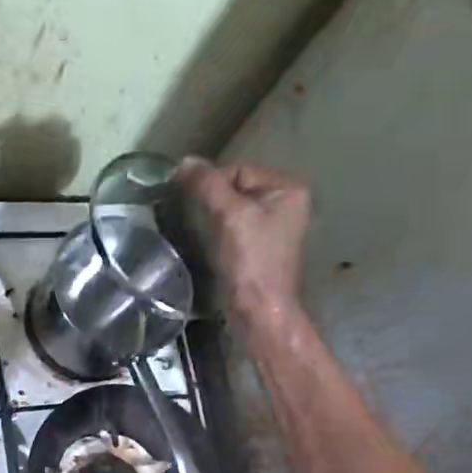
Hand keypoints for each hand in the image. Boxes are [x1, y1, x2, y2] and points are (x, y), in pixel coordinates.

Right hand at [176, 157, 311, 322]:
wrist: (257, 310)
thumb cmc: (249, 260)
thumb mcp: (228, 215)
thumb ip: (207, 184)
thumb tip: (183, 162)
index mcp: (288, 188)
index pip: (237, 170)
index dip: (211, 185)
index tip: (192, 206)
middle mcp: (286, 203)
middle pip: (233, 190)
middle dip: (211, 203)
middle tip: (193, 221)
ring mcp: (274, 228)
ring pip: (231, 211)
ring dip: (211, 220)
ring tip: (199, 236)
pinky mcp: (259, 249)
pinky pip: (232, 229)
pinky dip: (216, 235)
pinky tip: (208, 247)